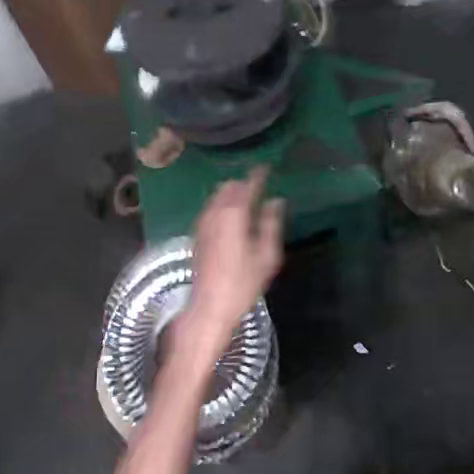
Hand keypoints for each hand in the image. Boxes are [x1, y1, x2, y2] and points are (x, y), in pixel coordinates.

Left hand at [179, 168, 283, 354]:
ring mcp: (203, 224)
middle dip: (242, 183)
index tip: (266, 166)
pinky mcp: (197, 235)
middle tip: (257, 184)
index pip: (247, 186)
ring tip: (245, 197)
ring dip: (230, 193)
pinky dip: (221, 204)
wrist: (209, 307)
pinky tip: (230, 215)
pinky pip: (210, 209)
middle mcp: (215, 214)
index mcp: (235, 216)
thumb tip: (276, 201)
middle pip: (228, 188)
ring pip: (216, 197)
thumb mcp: (267, 256)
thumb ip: (271, 224)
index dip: (257, 175)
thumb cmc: (242, 284)